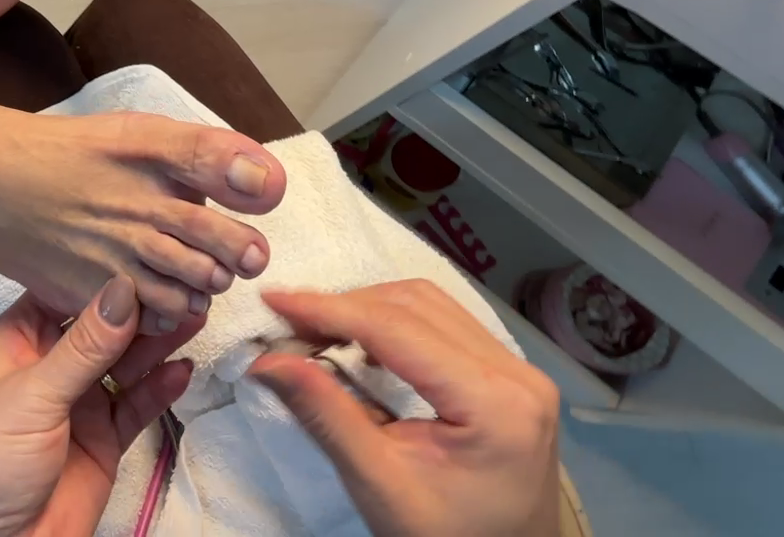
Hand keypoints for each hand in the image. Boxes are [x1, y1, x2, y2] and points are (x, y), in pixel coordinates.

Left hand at [0, 276, 198, 536]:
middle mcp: (51, 362)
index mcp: (19, 338)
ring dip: (157, 343)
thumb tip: (124, 287)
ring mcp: (80, 400)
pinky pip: (137, 404)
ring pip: (125, 362)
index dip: (101, 272)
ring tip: (195, 317)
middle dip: (138, 307)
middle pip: (102, 325)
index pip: (64, 291)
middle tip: (183, 285)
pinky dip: (160, 388)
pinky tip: (184, 369)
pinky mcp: (103, 437)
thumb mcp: (33, 394)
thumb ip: (84, 346)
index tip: (144, 250)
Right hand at [250, 281, 561, 536]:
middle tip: (291, 326)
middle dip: (344, 307)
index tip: (273, 301)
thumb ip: (324, 414)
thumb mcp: (378, 483)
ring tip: (320, 331)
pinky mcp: (508, 373)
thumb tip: (265, 360)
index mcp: (495, 403)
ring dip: (365, 308)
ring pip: (424, 302)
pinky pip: (440, 319)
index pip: (395, 328)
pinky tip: (363, 342)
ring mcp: (518, 370)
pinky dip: (391, 319)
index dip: (328, 309)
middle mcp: (517, 373)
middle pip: (410, 305)